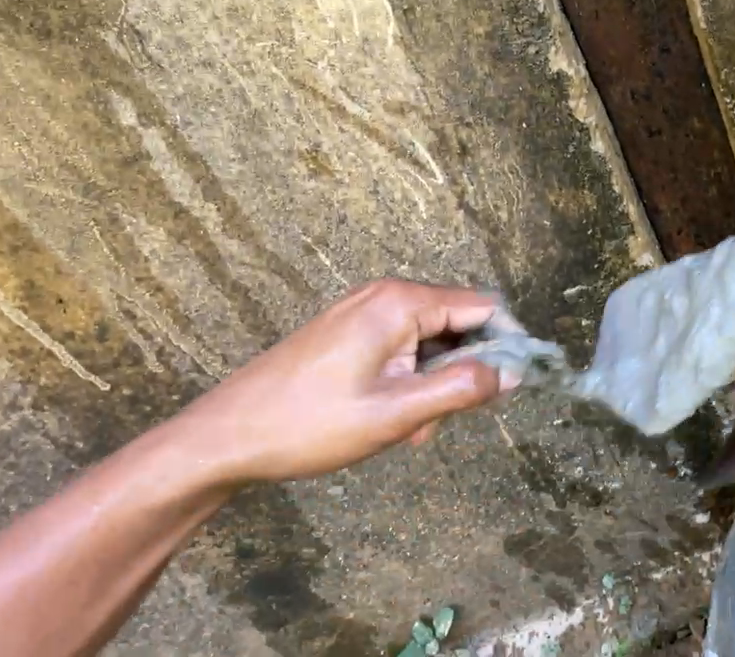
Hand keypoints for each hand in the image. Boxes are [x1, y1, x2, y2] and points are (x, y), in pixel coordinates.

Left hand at [174, 280, 511, 484]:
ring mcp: (364, 309)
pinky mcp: (349, 327)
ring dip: (432, 381)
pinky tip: (387, 413)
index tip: (500, 390)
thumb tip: (514, 373)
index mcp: (401, 302)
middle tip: (435, 420)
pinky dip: (407, 377)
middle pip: (458, 323)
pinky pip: (402, 343)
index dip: (503, 346)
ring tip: (405, 427)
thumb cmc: (309, 425)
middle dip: (460, 371)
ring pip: (430, 338)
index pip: (483, 308)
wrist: (220, 439)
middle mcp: (386, 294)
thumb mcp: (396, 414)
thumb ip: (463, 389)